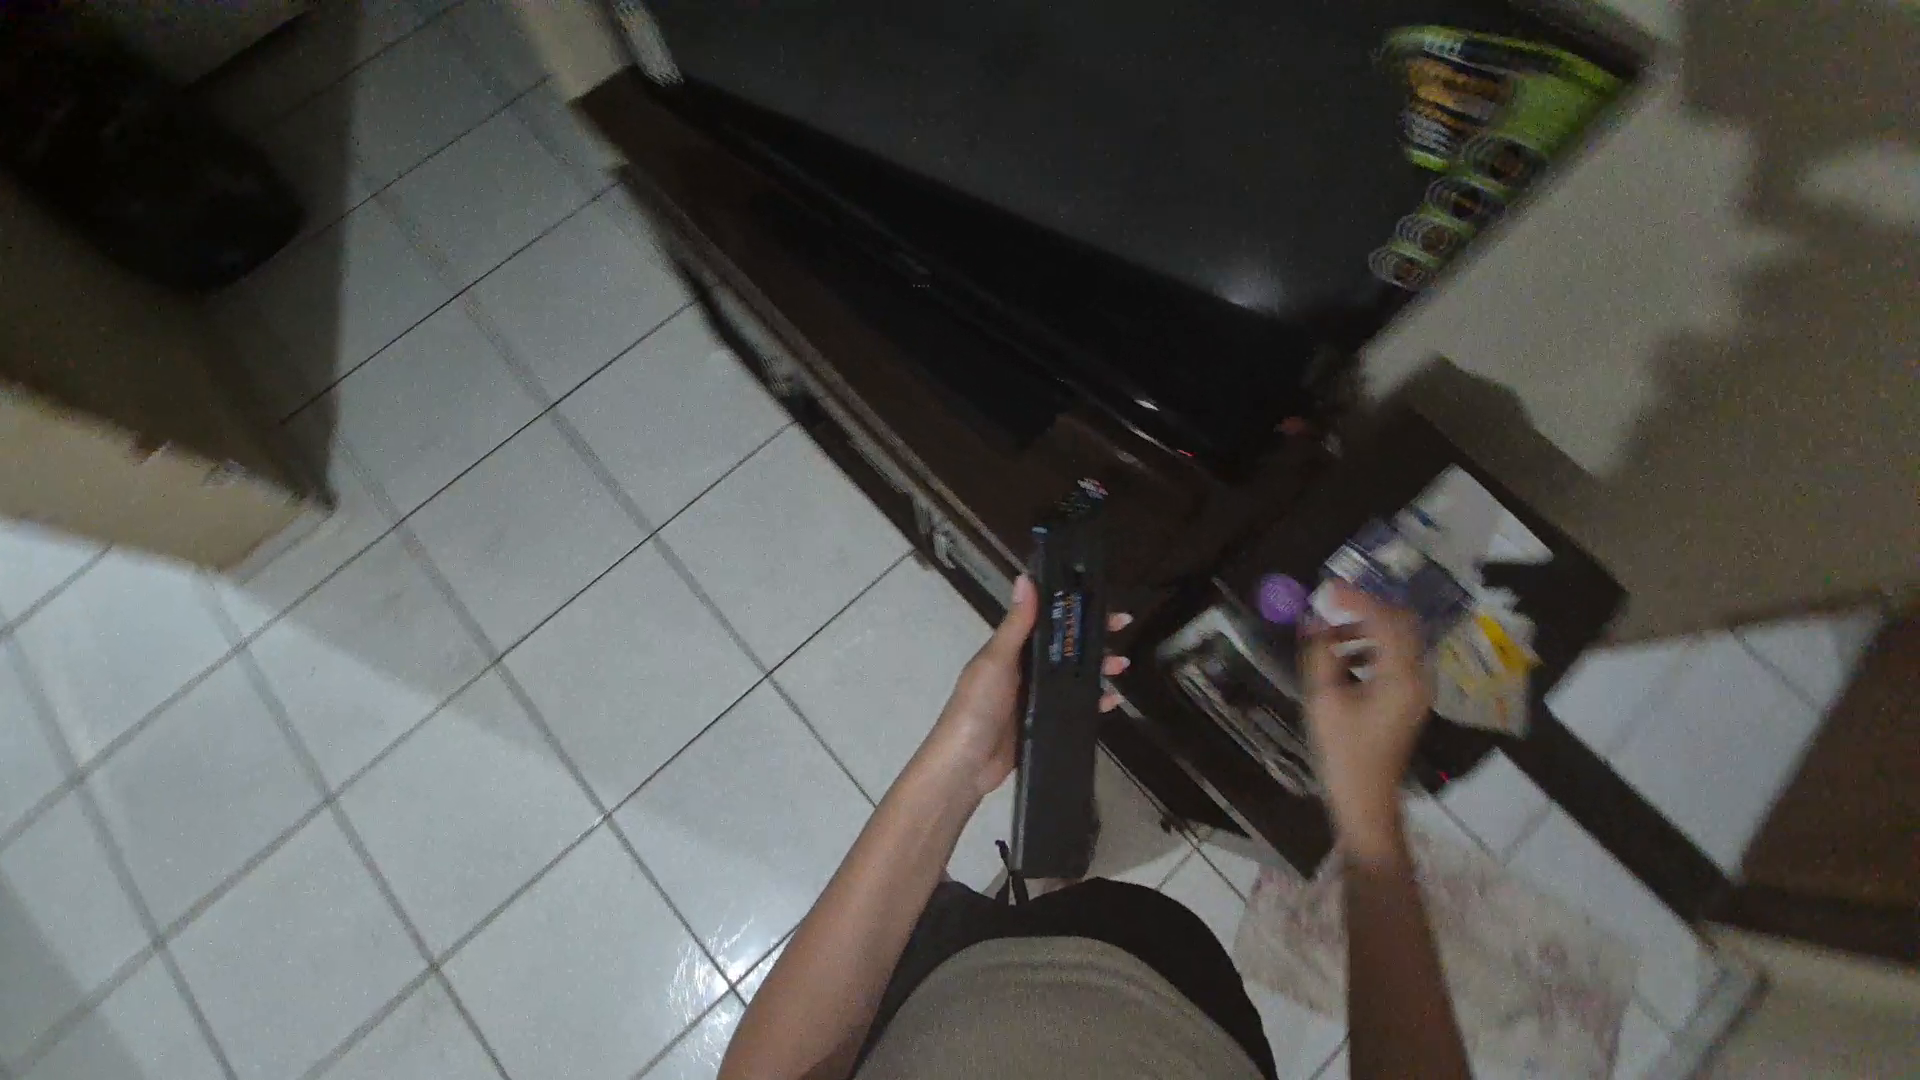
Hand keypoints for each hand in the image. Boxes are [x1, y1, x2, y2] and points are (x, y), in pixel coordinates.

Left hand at [919, 574, 1131, 802]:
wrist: (967, 765)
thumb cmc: (977, 707)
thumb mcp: (996, 661)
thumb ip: (1016, 624)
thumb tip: (1027, 578)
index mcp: (1010, 650)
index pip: (1047, 621)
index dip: (1072, 609)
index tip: (1101, 599)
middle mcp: (1023, 669)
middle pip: (1064, 647)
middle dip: (1092, 637)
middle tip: (1122, 628)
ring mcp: (1034, 697)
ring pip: (1073, 675)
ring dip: (1097, 667)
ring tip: (1121, 665)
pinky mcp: (1042, 723)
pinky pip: (1073, 707)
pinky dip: (1093, 702)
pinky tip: (1112, 701)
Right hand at [1301, 581, 1433, 858]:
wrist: (1365, 797)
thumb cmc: (1343, 751)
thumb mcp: (1324, 699)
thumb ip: (1320, 654)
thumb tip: (1315, 620)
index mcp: (1401, 677)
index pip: (1385, 621)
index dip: (1356, 600)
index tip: (1327, 589)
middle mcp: (1417, 677)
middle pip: (1401, 624)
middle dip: (1366, 608)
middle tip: (1331, 603)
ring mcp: (1415, 688)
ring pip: (1397, 639)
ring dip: (1365, 627)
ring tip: (1328, 632)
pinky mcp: (1406, 697)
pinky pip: (1393, 657)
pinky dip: (1368, 646)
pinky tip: (1340, 656)